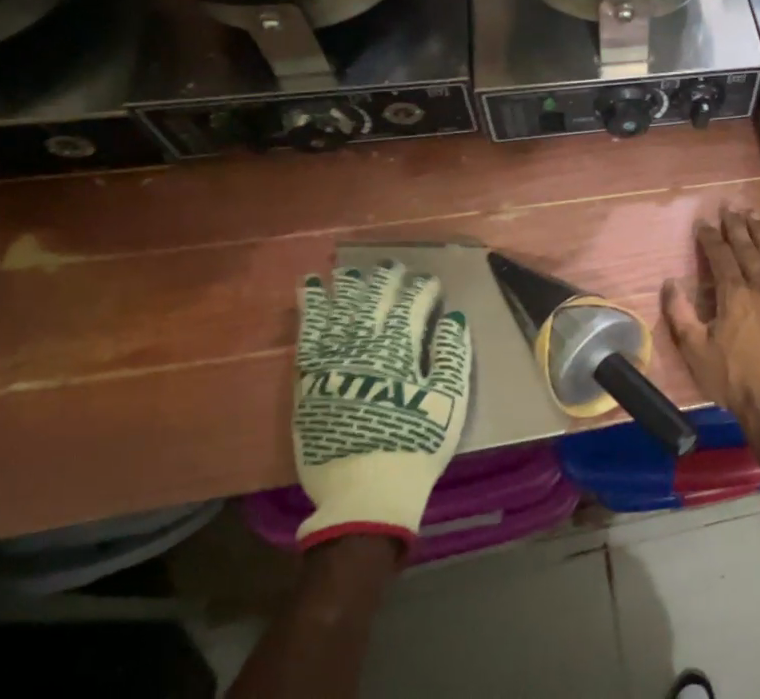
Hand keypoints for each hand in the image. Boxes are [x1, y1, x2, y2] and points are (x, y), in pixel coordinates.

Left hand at [292, 261, 472, 554]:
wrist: (365, 493)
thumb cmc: (415, 447)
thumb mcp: (449, 403)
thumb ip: (451, 357)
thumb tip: (452, 318)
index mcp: (401, 353)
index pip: (412, 307)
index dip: (422, 290)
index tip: (430, 281)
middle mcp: (364, 348)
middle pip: (374, 302)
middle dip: (385, 280)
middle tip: (391, 265)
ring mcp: (331, 362)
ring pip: (338, 311)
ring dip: (345, 286)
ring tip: (349, 268)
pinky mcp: (308, 380)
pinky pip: (307, 335)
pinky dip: (309, 309)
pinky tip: (309, 291)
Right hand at [662, 207, 759, 433]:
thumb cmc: (733, 379)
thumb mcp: (695, 352)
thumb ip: (681, 315)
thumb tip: (669, 283)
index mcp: (734, 295)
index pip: (721, 256)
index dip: (710, 237)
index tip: (703, 222)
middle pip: (748, 247)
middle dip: (736, 226)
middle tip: (729, 207)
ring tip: (753, 215)